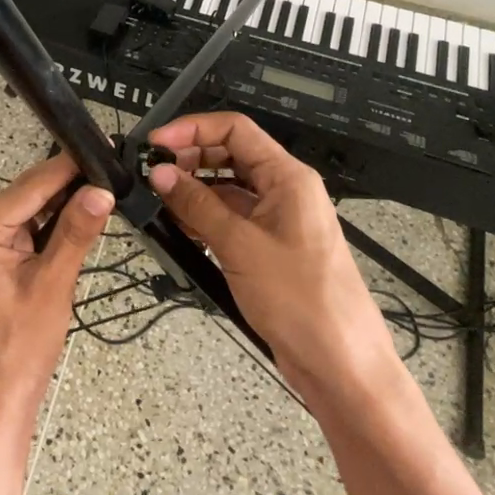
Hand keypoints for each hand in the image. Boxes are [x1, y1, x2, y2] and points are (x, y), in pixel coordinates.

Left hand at [0, 153, 113, 414]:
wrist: (1, 393)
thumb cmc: (22, 345)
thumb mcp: (53, 284)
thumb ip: (76, 233)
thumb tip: (101, 191)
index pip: (33, 184)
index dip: (70, 166)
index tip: (106, 149)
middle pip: (32, 190)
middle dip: (71, 181)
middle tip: (114, 167)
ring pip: (34, 206)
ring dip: (67, 200)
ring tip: (107, 186)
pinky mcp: (0, 254)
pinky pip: (32, 225)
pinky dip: (57, 221)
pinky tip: (85, 213)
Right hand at [146, 112, 392, 397]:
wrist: (340, 365)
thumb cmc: (304, 303)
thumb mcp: (240, 246)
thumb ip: (197, 205)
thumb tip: (162, 174)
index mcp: (289, 178)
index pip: (234, 129)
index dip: (192, 130)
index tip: (157, 143)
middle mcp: (285, 191)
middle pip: (229, 154)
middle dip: (189, 160)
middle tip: (154, 175)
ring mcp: (277, 220)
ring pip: (227, 187)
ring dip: (194, 191)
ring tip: (161, 203)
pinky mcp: (269, 247)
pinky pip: (231, 217)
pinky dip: (204, 217)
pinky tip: (181, 228)